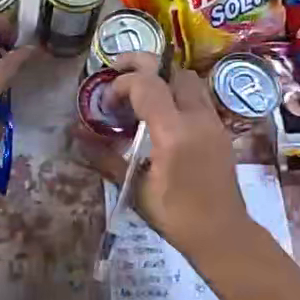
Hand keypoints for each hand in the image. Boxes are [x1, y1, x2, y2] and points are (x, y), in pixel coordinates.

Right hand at [72, 54, 251, 253]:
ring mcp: (213, 122)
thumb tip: (76, 134)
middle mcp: (198, 119)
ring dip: (162, 78)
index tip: (106, 102)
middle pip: (172, 70)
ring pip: (189, 80)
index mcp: (174, 133)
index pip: (147, 84)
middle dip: (143, 65)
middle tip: (118, 71)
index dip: (121, 83)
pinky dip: (175, 94)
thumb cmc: (175, 215)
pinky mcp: (219, 130)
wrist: (222, 234)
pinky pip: (197, 97)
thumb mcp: (134, 187)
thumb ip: (105, 156)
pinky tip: (159, 114)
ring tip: (138, 93)